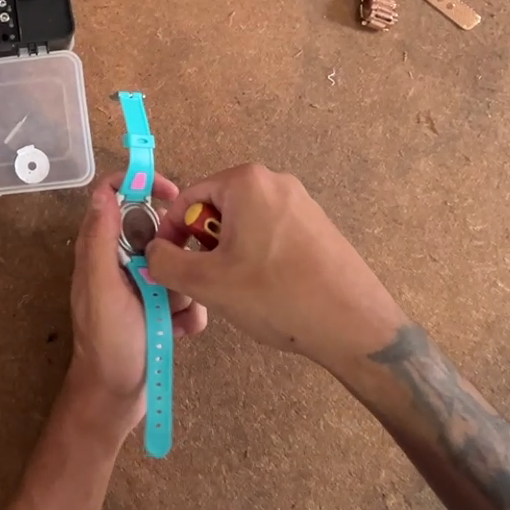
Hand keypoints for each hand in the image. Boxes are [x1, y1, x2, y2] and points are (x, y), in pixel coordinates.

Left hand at [64, 172, 207, 427]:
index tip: (172, 192)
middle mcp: (118, 261)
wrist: (116, 399)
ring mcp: (140, 286)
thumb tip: (104, 192)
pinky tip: (182, 331)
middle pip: (154, 229)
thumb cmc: (107, 342)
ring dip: (182, 288)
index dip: (139, 185)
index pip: (112, 196)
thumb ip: (100, 240)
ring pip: (174, 263)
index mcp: (99, 249)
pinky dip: (188, 313)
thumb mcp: (101, 288)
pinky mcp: (158, 309)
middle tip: (177, 273)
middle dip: (174, 249)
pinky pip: (184, 295)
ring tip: (174, 313)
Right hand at [144, 164, 406, 371]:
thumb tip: (152, 252)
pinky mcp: (320, 226)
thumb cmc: (276, 295)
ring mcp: (302, 202)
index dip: (171, 233)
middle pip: (217, 208)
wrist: (357, 328)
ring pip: (244, 223)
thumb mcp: (207, 283)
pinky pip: (271, 232)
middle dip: (205, 243)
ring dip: (230, 252)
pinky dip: (259, 256)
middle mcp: (274, 181)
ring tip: (239, 289)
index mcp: (245, 181)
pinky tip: (269, 290)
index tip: (170, 264)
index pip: (188, 198)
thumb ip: (166, 262)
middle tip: (209, 280)